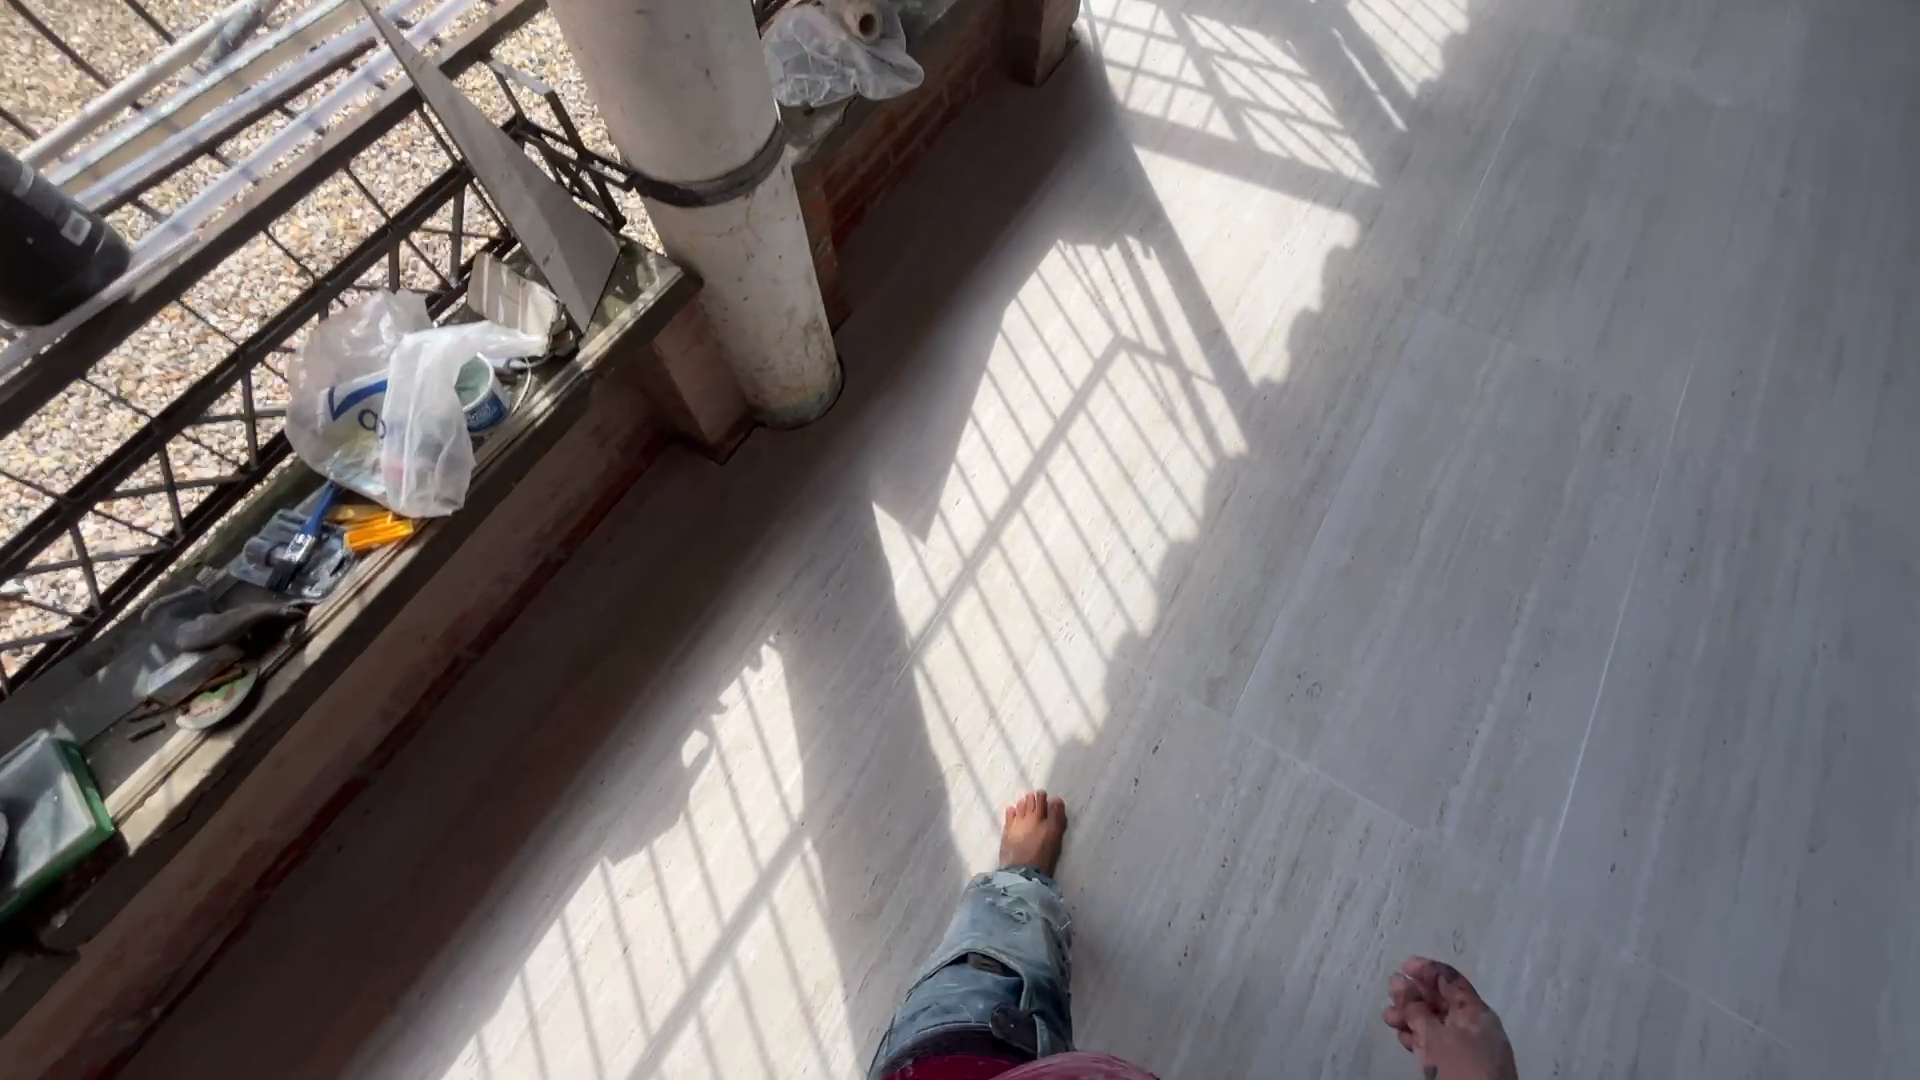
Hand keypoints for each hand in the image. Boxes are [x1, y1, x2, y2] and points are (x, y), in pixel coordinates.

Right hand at [1381, 956, 1517, 1079]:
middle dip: (1412, 996)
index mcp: (1476, 1012)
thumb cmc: (1460, 1068)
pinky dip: (1420, 1036)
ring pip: (1436, 1021)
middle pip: (1440, 999)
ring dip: (1410, 1017)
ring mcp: (1471, 1047)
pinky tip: (1405, 1040)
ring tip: (1390, 1020)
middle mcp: (1476, 1025)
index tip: (1401, 968)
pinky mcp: (1464, 1066)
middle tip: (1391, 997)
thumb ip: (1413, 1006)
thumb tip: (1399, 981)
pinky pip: (1439, 1041)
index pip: (1449, 979)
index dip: (1425, 968)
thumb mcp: (1432, 1034)